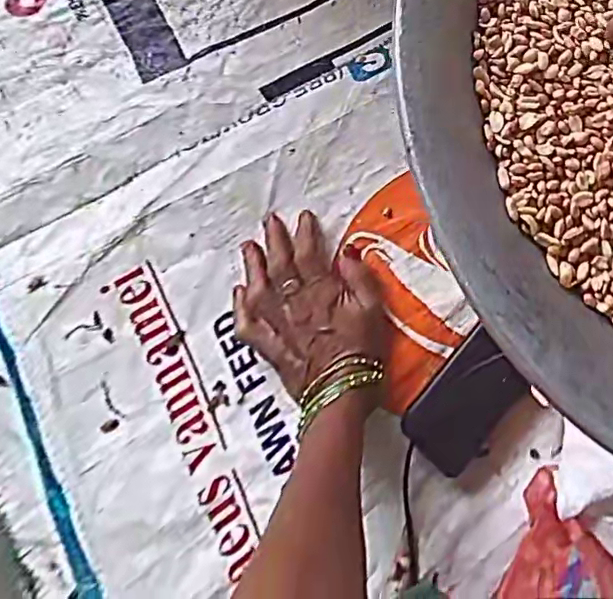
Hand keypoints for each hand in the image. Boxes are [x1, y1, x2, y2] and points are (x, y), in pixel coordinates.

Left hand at [233, 211, 386, 407]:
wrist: (341, 394)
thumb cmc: (362, 352)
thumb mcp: (373, 310)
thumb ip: (360, 278)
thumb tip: (348, 252)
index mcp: (322, 293)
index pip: (309, 254)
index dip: (305, 233)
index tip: (303, 217)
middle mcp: (296, 305)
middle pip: (280, 266)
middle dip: (274, 240)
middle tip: (269, 222)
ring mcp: (279, 326)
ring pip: (259, 289)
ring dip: (253, 266)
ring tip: (249, 248)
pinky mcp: (270, 347)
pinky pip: (247, 324)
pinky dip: (239, 306)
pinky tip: (239, 293)